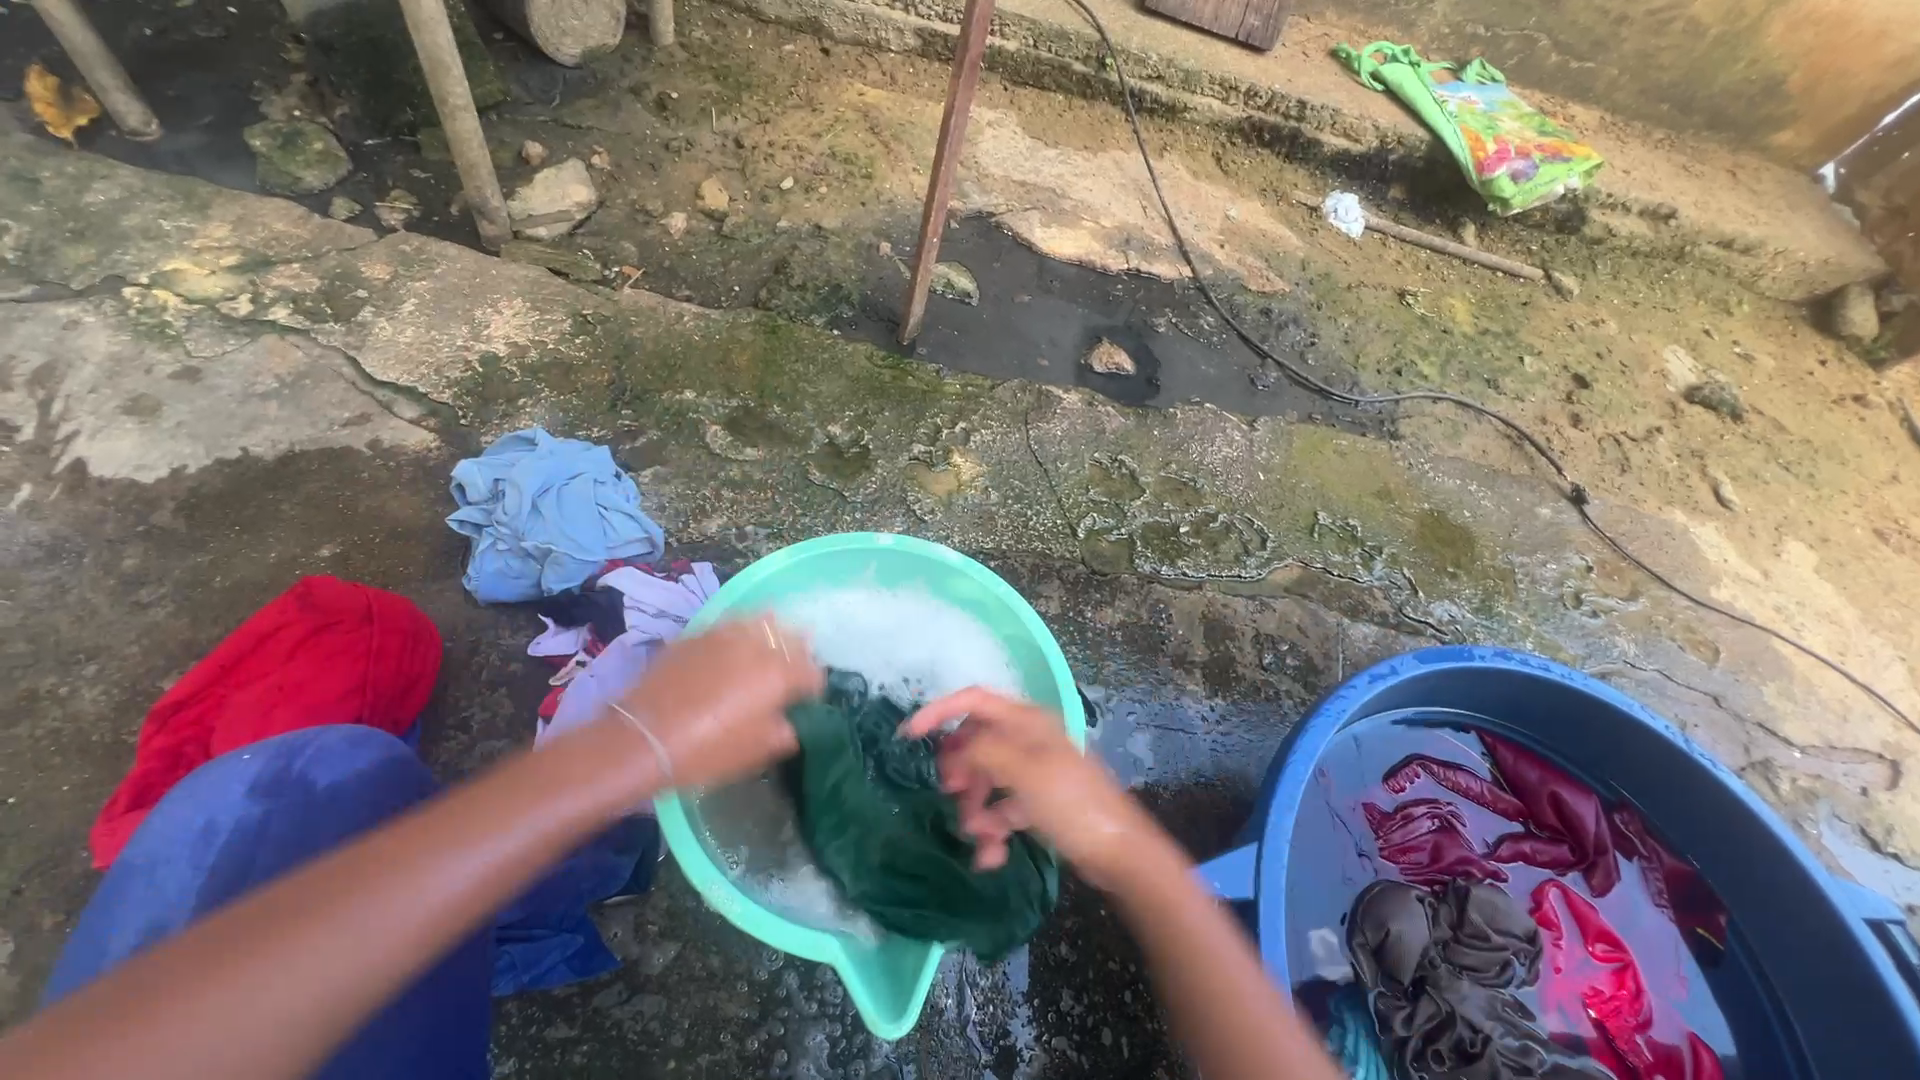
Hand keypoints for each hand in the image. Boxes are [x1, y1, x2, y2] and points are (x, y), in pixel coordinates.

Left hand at [608, 617, 822, 790]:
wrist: (644, 738)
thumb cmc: (707, 751)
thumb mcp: (756, 751)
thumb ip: (784, 731)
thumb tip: (790, 721)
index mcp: (779, 675)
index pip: (813, 672)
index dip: (814, 686)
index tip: (807, 699)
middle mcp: (757, 646)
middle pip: (791, 639)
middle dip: (797, 653)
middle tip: (791, 670)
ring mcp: (724, 635)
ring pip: (761, 622)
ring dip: (771, 634)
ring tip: (767, 648)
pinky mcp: (696, 634)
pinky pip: (728, 625)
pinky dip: (739, 633)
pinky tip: (733, 648)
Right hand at [901, 687, 1166, 890]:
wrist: (1120, 852)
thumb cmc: (1073, 804)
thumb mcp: (1025, 773)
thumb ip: (984, 751)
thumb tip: (956, 749)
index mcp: (1027, 722)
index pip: (974, 700)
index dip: (939, 711)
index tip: (908, 735)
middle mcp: (1028, 740)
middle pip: (976, 743)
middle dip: (960, 772)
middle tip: (951, 795)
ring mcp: (1032, 772)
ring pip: (985, 781)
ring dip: (975, 809)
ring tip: (978, 838)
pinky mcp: (1036, 803)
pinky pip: (1000, 808)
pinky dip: (992, 829)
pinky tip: (991, 856)